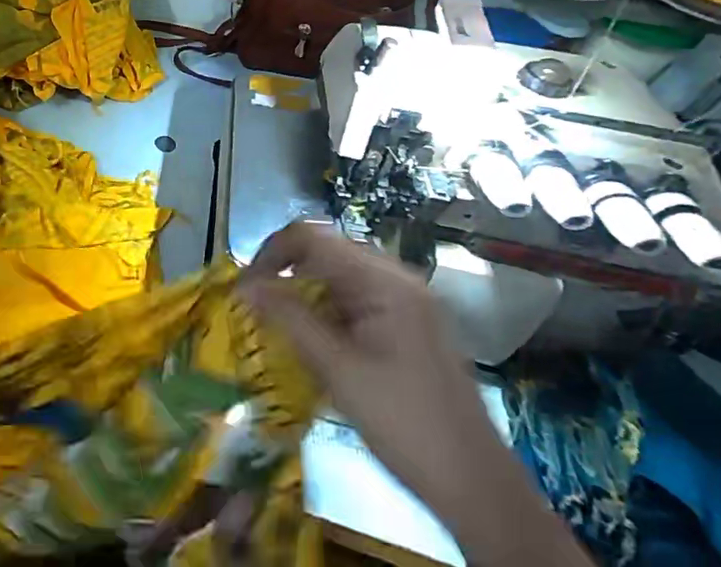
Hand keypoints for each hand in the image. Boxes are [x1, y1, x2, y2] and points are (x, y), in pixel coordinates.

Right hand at [238, 224, 588, 565]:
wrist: (476, 483)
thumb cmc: (404, 424)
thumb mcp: (338, 370)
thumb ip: (290, 319)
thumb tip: (244, 286)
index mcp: (383, 281)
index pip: (313, 238)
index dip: (271, 252)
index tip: (244, 287)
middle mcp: (397, 279)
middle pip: (327, 253)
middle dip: (286, 273)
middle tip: (256, 309)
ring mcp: (407, 301)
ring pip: (340, 277)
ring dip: (305, 294)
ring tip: (278, 327)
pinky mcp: (409, 324)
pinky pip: (357, 300)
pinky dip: (328, 312)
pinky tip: (314, 342)